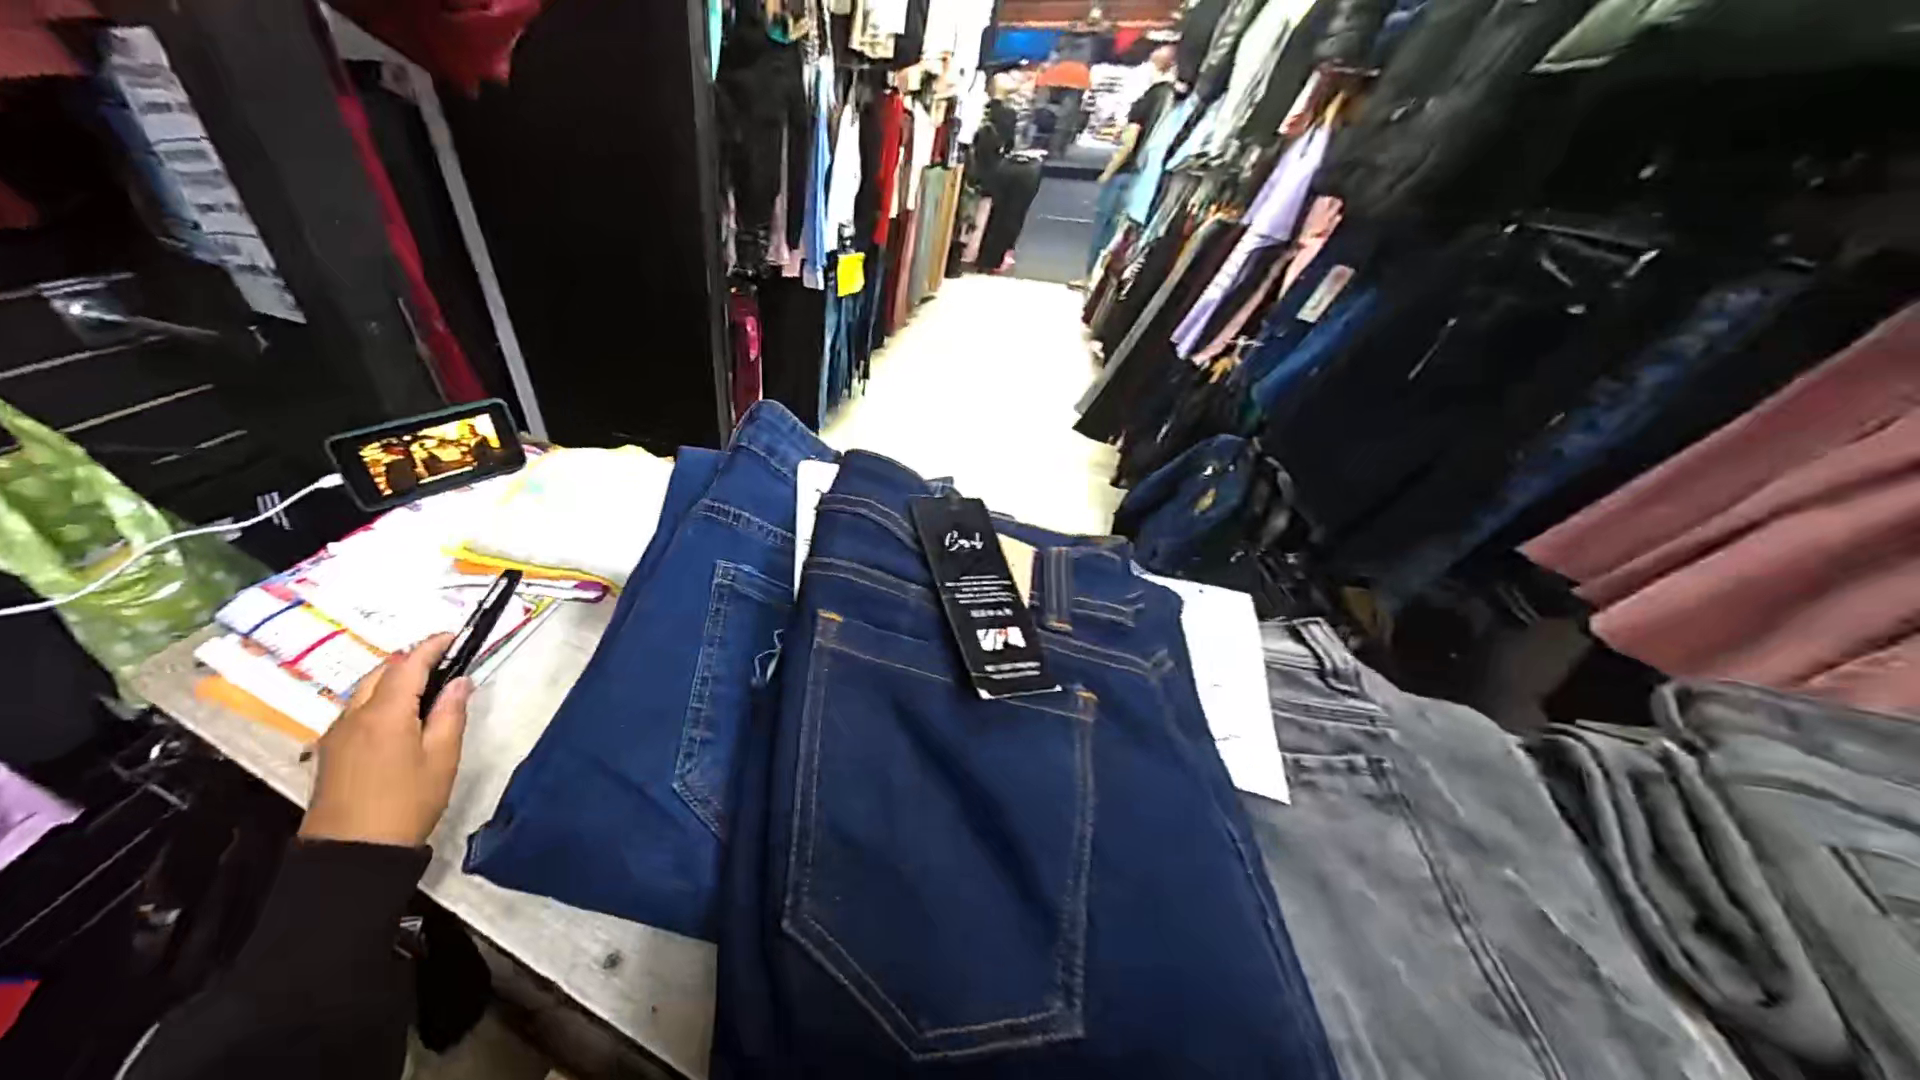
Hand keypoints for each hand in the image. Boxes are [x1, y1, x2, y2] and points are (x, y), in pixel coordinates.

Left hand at [300, 633, 471, 847]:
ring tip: (426, 686)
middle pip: (380, 673)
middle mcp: (354, 716)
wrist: (352, 853)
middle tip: (443, 661)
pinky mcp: (331, 752)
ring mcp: (336, 734)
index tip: (453, 636)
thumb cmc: (407, 802)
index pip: (408, 665)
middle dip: (410, 660)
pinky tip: (400, 715)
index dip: (431, 646)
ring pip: (364, 691)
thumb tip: (459, 682)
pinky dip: (379, 699)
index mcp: (385, 714)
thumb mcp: (442, 757)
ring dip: (393, 680)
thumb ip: (450, 713)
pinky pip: (356, 711)